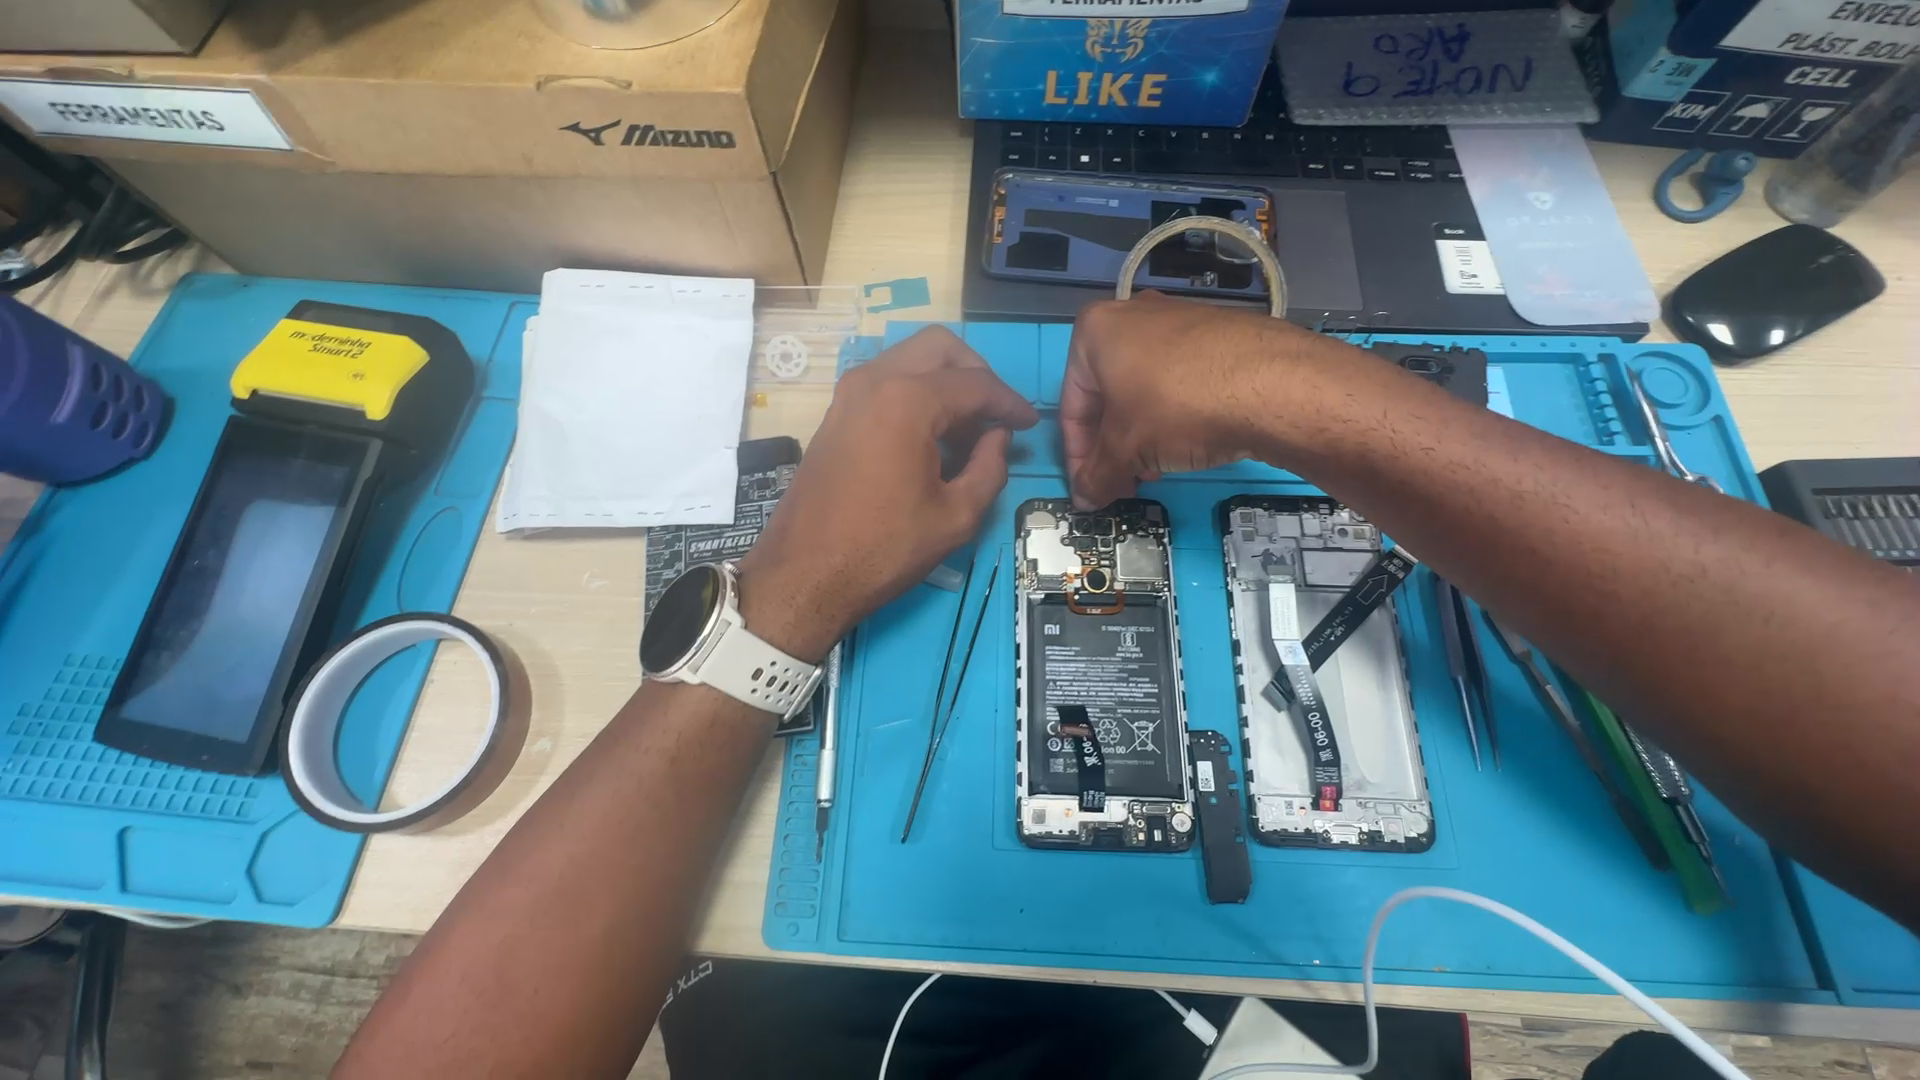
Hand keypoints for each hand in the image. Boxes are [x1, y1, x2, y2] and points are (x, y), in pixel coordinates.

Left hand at [739, 327, 1038, 661]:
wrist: (805, 573)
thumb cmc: (884, 548)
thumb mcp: (956, 516)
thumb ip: (990, 468)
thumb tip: (997, 438)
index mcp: (907, 400)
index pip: (975, 383)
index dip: (1010, 402)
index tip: (1030, 422)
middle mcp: (874, 381)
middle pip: (939, 347)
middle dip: (975, 373)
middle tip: (995, 414)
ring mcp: (848, 395)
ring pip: (908, 359)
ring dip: (943, 381)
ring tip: (967, 431)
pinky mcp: (835, 414)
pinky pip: (885, 382)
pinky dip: (915, 394)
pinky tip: (931, 438)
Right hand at [1062, 292, 1335, 508]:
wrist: (1274, 384)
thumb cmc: (1177, 407)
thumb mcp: (1127, 449)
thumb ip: (1097, 476)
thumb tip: (1084, 499)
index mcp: (1096, 330)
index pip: (1073, 406)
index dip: (1078, 456)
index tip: (1090, 488)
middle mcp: (1133, 315)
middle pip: (1109, 396)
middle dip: (1113, 445)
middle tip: (1125, 481)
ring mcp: (1180, 320)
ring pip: (1145, 390)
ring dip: (1143, 434)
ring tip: (1159, 466)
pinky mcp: (1220, 333)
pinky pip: (1181, 380)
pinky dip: (1176, 415)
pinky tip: (1191, 442)